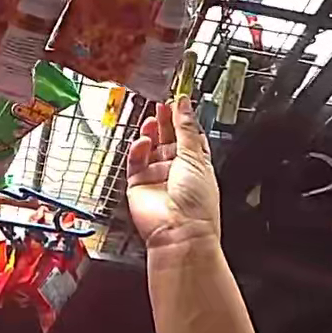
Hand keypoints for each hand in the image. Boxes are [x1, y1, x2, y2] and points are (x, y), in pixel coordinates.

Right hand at [126, 97, 218, 253]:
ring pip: (149, 147)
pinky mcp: (139, 183)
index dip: (182, 118)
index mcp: (196, 163)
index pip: (188, 135)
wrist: (178, 231)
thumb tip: (184, 104)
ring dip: (150, 133)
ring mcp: (156, 176)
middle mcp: (176, 169)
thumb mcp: (195, 156)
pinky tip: (142, 142)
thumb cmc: (196, 204)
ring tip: (150, 119)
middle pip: (168, 138)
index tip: (177, 101)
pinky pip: (135, 161)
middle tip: (160, 104)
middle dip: (164, 121)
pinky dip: (137, 149)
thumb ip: (185, 127)